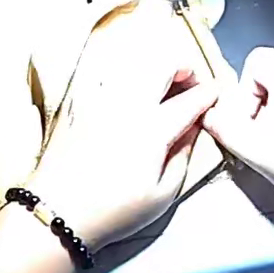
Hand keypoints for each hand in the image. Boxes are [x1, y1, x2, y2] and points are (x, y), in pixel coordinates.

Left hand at [26, 0, 219, 247]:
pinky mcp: (79, 101)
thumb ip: (183, 154)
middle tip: (191, 85)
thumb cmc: (113, 212)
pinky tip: (131, 92)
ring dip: (156, 66)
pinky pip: (109, 71)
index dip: (208, 93)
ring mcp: (99, 98)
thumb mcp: (162, 194)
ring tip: (163, 86)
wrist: (57, 211)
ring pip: (135, 60)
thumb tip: (193, 128)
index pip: (190, 98)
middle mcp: (126, 104)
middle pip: (162, 62)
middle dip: (184, 67)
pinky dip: (128, 72)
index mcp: (152, 129)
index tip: (215, 95)